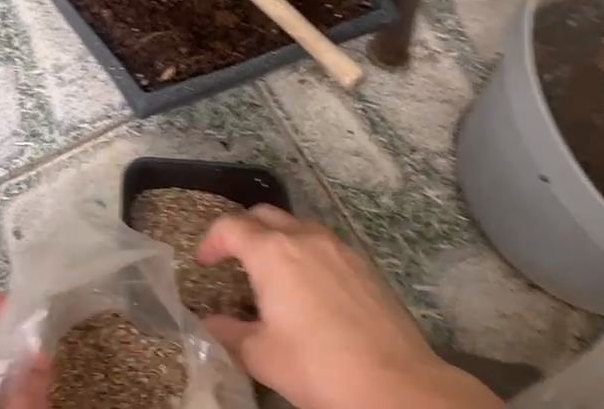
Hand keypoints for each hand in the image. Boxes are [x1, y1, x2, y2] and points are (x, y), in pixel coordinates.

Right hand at [196, 206, 503, 408]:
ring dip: (278, 238)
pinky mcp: (365, 266)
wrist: (399, 387)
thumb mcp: (263, 357)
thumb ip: (229, 334)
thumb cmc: (320, 368)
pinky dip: (307, 254)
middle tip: (233, 257)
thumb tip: (208, 325)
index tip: (204, 262)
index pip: (230, 227)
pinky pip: (325, 245)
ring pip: (298, 226)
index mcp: (272, 253)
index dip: (211, 241)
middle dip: (243, 230)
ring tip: (273, 271)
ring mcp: (339, 248)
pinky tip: (312, 288)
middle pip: (264, 215)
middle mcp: (304, 238)